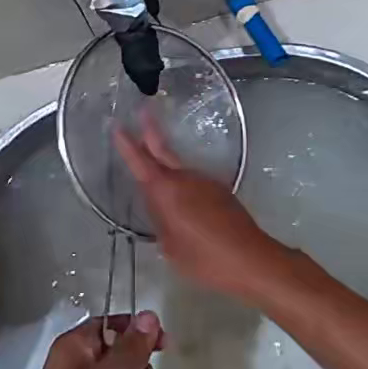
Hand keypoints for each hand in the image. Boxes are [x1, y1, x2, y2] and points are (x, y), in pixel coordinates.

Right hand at [115, 118, 304, 299]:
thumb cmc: (204, 258)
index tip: (117, 126)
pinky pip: (194, 182)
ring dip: (167, 166)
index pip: (140, 162)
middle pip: (163, 151)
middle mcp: (185, 179)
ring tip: (157, 173)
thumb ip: (161, 223)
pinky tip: (184, 203)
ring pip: (179, 169)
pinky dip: (183, 184)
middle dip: (150, 131)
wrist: (250, 259)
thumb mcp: (171, 247)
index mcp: (166, 192)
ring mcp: (205, 182)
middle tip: (142, 110)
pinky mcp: (220, 190)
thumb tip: (161, 211)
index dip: (127, 144)